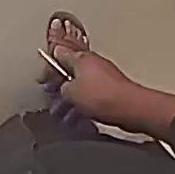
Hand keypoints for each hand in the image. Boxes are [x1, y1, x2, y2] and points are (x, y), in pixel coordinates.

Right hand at [44, 46, 174, 136]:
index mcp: (81, 58)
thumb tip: (61, 88)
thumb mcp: (70, 92)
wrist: (131, 108)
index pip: (59, 55)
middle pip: (70, 72)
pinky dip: (84, 106)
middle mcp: (93, 64)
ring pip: (82, 87)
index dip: (48, 67)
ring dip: (71, 101)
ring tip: (66, 115)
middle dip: (60, 87)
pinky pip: (93, 97)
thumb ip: (61, 87)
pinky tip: (80, 118)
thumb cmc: (104, 96)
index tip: (43, 77)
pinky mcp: (113, 91)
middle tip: (53, 97)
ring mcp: (104, 77)